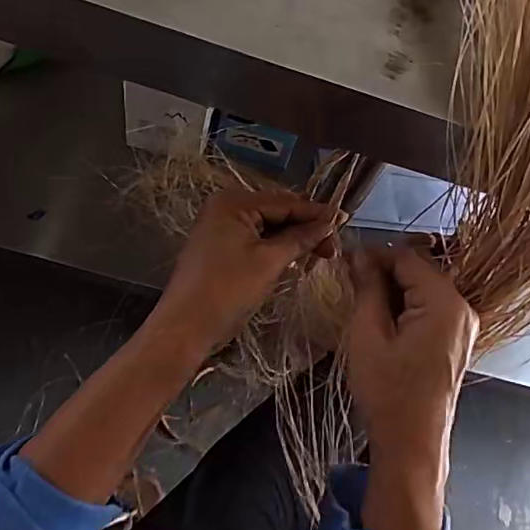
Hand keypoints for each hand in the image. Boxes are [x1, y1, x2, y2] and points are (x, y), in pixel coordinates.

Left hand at [149, 187, 340, 351]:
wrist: (185, 327)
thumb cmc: (228, 289)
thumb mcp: (270, 261)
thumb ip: (301, 238)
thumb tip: (330, 223)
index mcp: (234, 202)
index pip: (286, 202)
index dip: (316, 214)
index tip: (344, 221)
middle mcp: (225, 207)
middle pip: (277, 212)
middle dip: (306, 227)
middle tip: (333, 246)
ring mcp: (220, 227)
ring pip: (268, 226)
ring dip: (293, 239)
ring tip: (320, 253)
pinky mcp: (219, 246)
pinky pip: (256, 239)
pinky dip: (276, 247)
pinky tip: (296, 257)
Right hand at [344, 245, 477, 529]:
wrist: (412, 443)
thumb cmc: (388, 391)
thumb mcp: (368, 334)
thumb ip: (368, 287)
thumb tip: (361, 255)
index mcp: (445, 302)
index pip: (409, 258)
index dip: (376, 254)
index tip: (347, 258)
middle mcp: (463, 308)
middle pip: (421, 270)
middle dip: (385, 271)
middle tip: (350, 277)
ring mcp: (464, 325)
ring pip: (425, 288)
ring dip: (395, 288)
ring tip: (361, 298)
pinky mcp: (457, 339)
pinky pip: (431, 307)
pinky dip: (407, 305)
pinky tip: (382, 316)